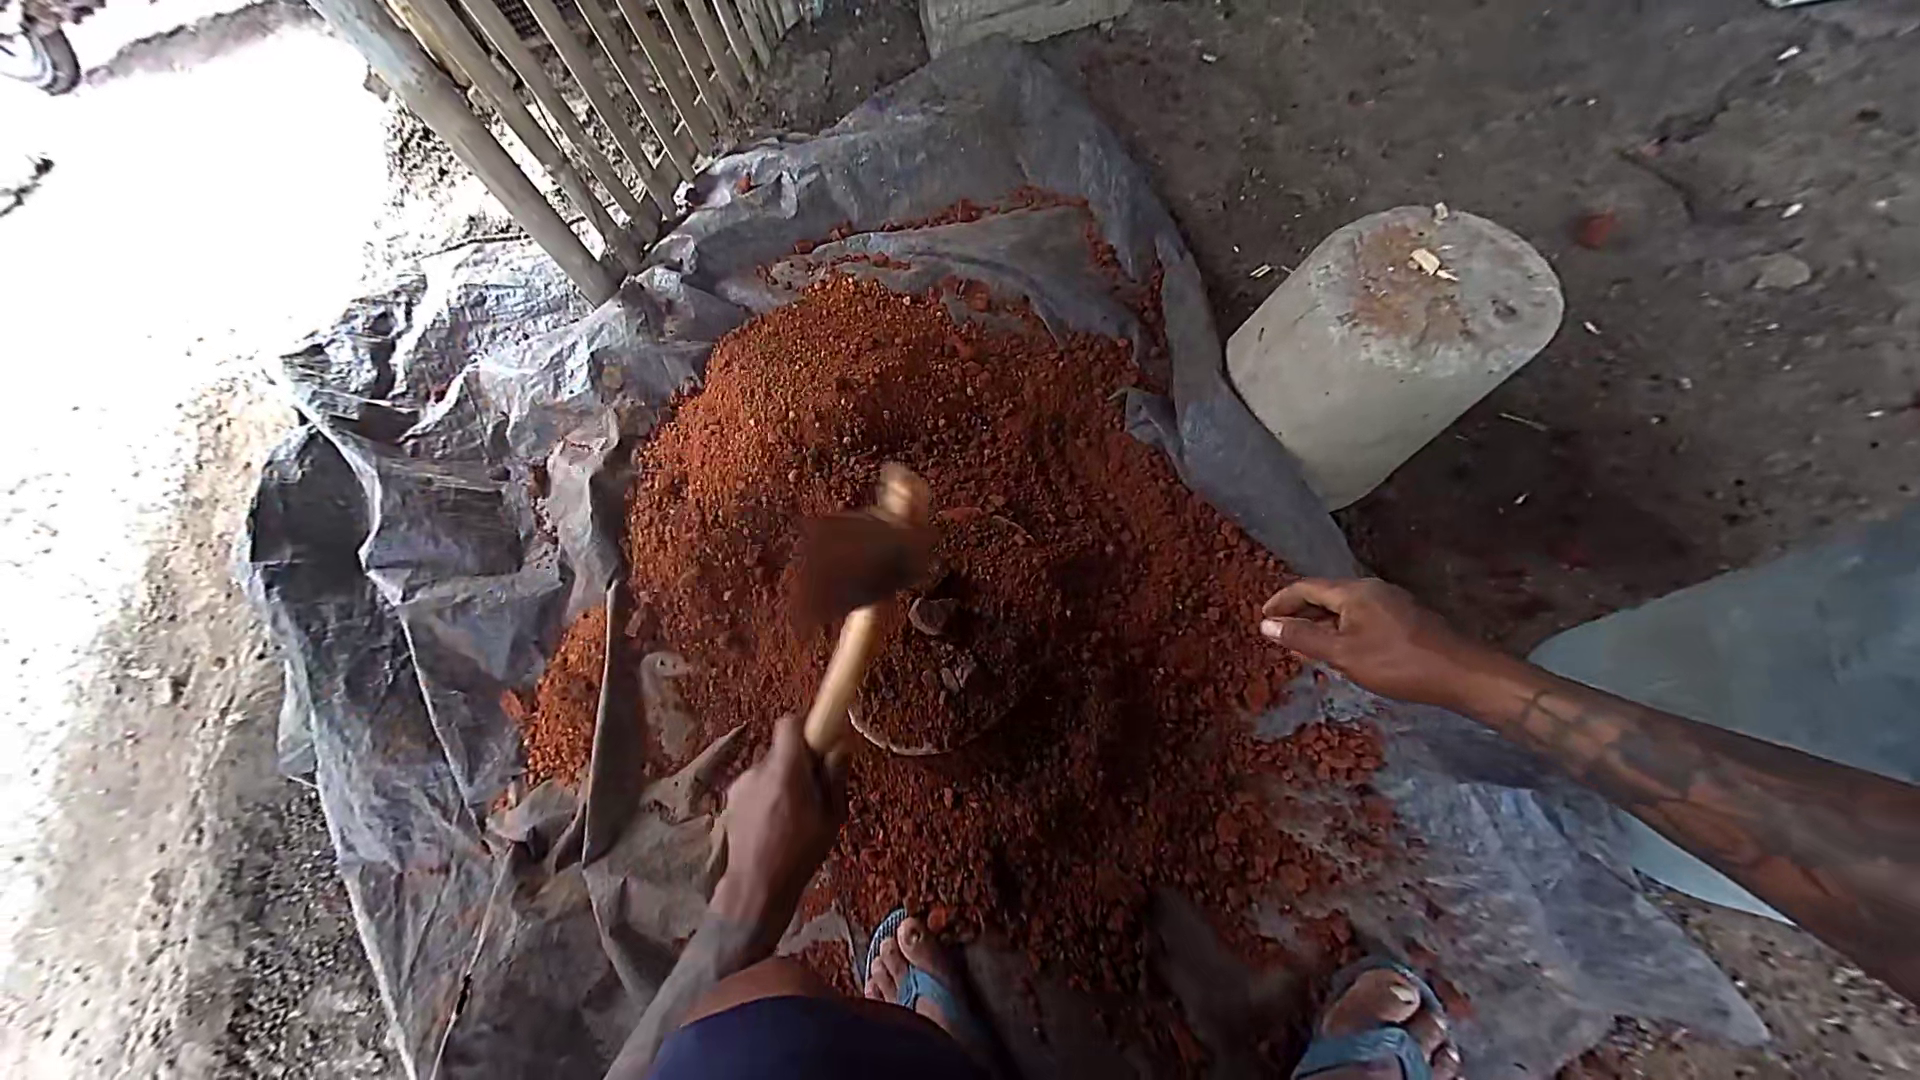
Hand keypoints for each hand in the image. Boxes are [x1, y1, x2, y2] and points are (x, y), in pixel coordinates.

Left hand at [711, 714, 844, 939]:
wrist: (754, 891)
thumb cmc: (799, 854)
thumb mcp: (831, 817)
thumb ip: (835, 776)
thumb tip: (841, 746)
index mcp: (785, 771)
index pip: (790, 723)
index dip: (806, 726)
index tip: (821, 742)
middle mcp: (758, 771)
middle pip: (783, 749)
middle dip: (800, 761)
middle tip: (815, 789)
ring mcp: (741, 786)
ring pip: (770, 769)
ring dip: (783, 781)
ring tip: (795, 814)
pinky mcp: (731, 801)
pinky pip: (757, 786)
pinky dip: (768, 796)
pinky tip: (775, 824)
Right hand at [1258, 577, 1498, 707]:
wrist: (1465, 676)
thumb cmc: (1397, 663)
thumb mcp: (1341, 653)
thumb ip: (1302, 637)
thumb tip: (1266, 624)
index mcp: (1354, 592)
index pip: (1305, 587)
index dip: (1280, 602)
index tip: (1263, 618)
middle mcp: (1371, 589)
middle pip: (1324, 595)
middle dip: (1299, 613)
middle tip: (1280, 634)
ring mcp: (1391, 602)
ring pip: (1344, 608)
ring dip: (1320, 624)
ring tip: (1304, 646)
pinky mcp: (1405, 618)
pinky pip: (1361, 617)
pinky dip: (1341, 629)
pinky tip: (1340, 650)